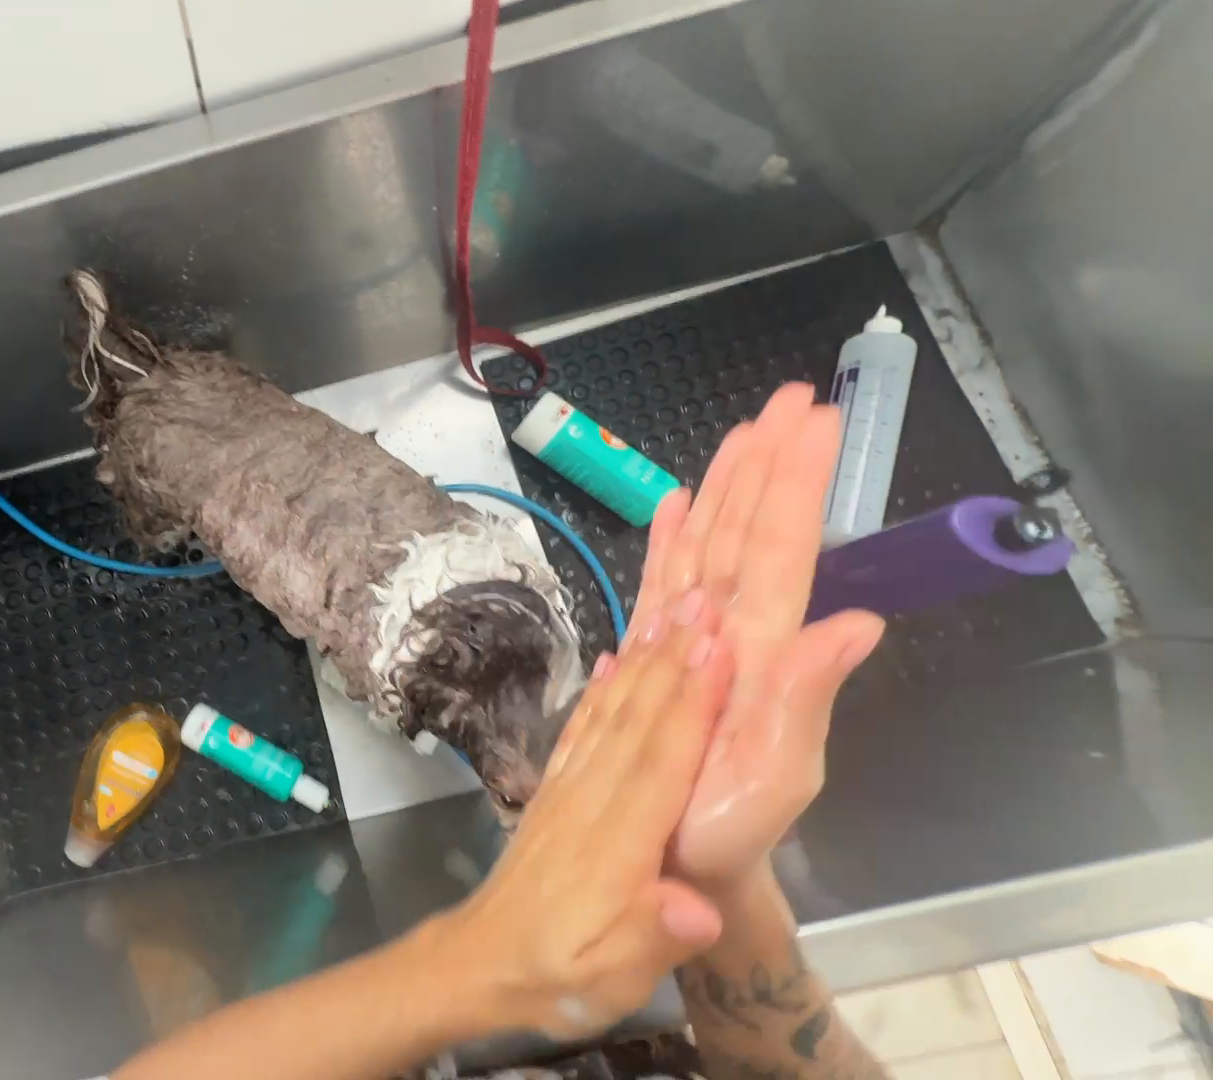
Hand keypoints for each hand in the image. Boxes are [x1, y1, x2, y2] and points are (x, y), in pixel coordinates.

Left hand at [424, 587, 733, 1038]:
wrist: (482, 960)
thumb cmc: (556, 973)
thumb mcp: (607, 977)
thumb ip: (651, 937)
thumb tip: (696, 906)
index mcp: (616, 843)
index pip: (659, 761)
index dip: (691, 704)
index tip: (718, 647)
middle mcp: (591, 800)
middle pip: (636, 720)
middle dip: (671, 660)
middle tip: (701, 600)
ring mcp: (567, 789)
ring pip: (608, 715)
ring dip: (641, 663)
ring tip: (665, 614)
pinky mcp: (553, 791)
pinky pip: (580, 730)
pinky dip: (599, 692)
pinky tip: (611, 663)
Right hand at [627, 385, 885, 891]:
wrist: (679, 858)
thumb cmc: (722, 826)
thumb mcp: (774, 773)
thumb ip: (806, 698)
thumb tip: (858, 622)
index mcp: (761, 650)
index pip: (783, 550)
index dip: (794, 485)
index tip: (808, 423)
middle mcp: (731, 632)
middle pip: (750, 536)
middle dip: (767, 469)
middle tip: (782, 403)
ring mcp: (693, 640)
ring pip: (711, 550)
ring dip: (725, 492)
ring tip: (736, 439)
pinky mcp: (658, 653)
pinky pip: (663, 586)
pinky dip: (670, 543)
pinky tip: (675, 508)